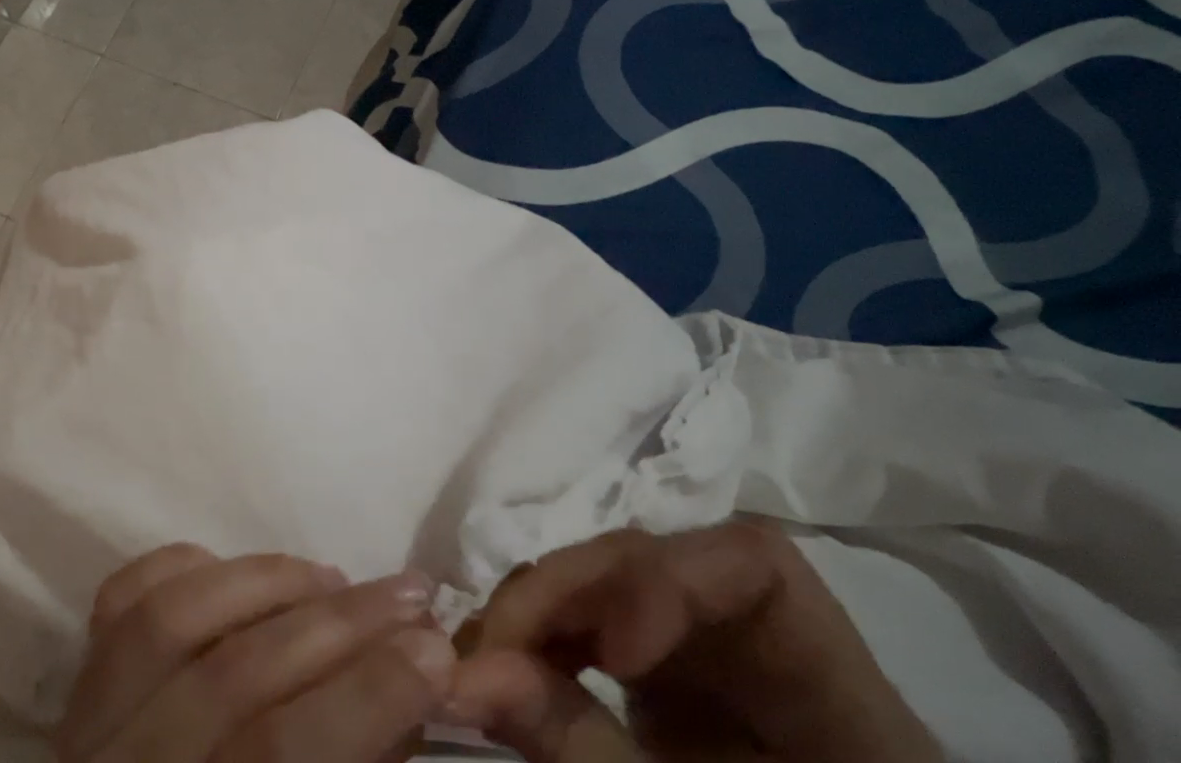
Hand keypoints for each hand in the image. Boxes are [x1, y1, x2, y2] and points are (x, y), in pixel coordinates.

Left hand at [54, 543, 455, 762]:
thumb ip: (353, 752)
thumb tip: (414, 669)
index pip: (283, 748)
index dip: (367, 691)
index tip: (434, 647)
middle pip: (233, 674)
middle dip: (337, 625)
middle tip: (409, 593)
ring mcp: (90, 724)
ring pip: (170, 621)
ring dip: (264, 583)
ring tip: (330, 575)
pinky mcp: (76, 686)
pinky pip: (120, 602)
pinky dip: (182, 568)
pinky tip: (235, 567)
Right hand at [448, 521, 942, 762]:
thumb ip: (585, 746)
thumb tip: (468, 673)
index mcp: (836, 690)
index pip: (755, 564)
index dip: (665, 581)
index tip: (609, 658)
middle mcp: (769, 646)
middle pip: (662, 560)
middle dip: (568, 590)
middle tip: (493, 646)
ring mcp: (712, 657)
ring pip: (617, 583)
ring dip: (543, 610)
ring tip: (487, 659)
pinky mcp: (668, 679)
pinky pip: (599, 627)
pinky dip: (547, 640)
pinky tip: (512, 670)